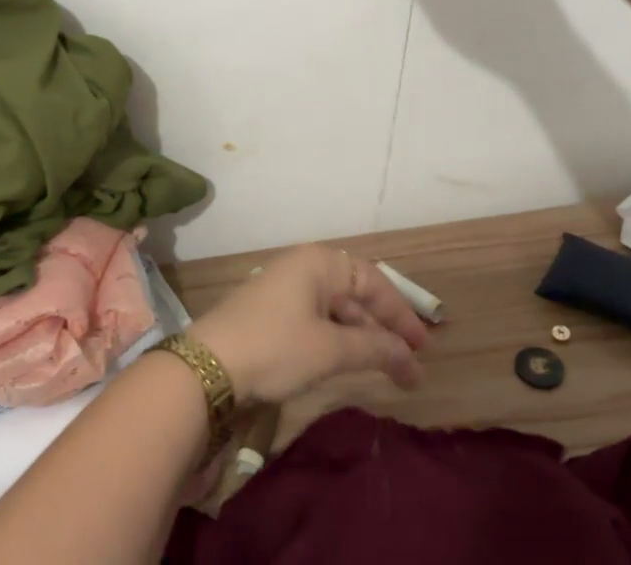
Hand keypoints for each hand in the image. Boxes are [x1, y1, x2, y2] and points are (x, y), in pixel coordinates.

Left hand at [184, 245, 427, 405]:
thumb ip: (374, 349)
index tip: (422, 346)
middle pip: (354, 294)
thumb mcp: (331, 350)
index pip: (373, 281)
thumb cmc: (276, 347)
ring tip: (384, 367)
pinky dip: (336, 340)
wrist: (208, 367)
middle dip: (382, 329)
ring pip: (334, 310)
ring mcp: (282, 290)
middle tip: (408, 363)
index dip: (401, 313)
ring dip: (360, 337)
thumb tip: (409, 358)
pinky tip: (346, 362)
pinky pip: (314, 321)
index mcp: (319, 263)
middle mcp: (302, 268)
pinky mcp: (268, 315)